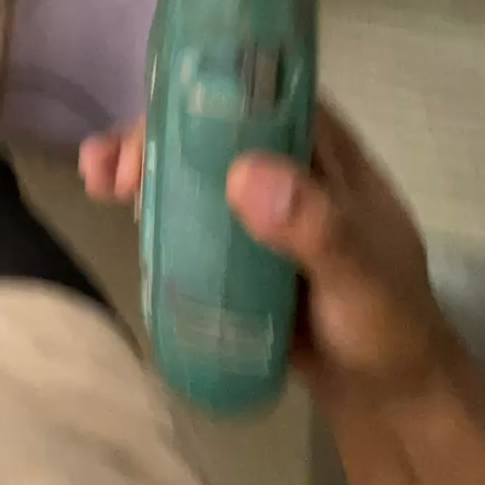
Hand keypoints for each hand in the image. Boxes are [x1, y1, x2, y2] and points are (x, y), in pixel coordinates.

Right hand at [78, 105, 462, 406]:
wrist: (379, 392)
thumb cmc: (388, 327)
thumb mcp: (364, 278)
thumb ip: (318, 231)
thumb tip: (245, 176)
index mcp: (319, 148)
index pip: (257, 92)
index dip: (204, 92)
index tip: (163, 120)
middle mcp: (276, 158)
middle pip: (202, 122)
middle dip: (154, 135)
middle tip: (124, 176)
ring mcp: (243, 195)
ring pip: (178, 156)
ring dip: (131, 156)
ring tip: (96, 178)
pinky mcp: (217, 231)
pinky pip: (170, 199)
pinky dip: (133, 191)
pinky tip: (102, 194)